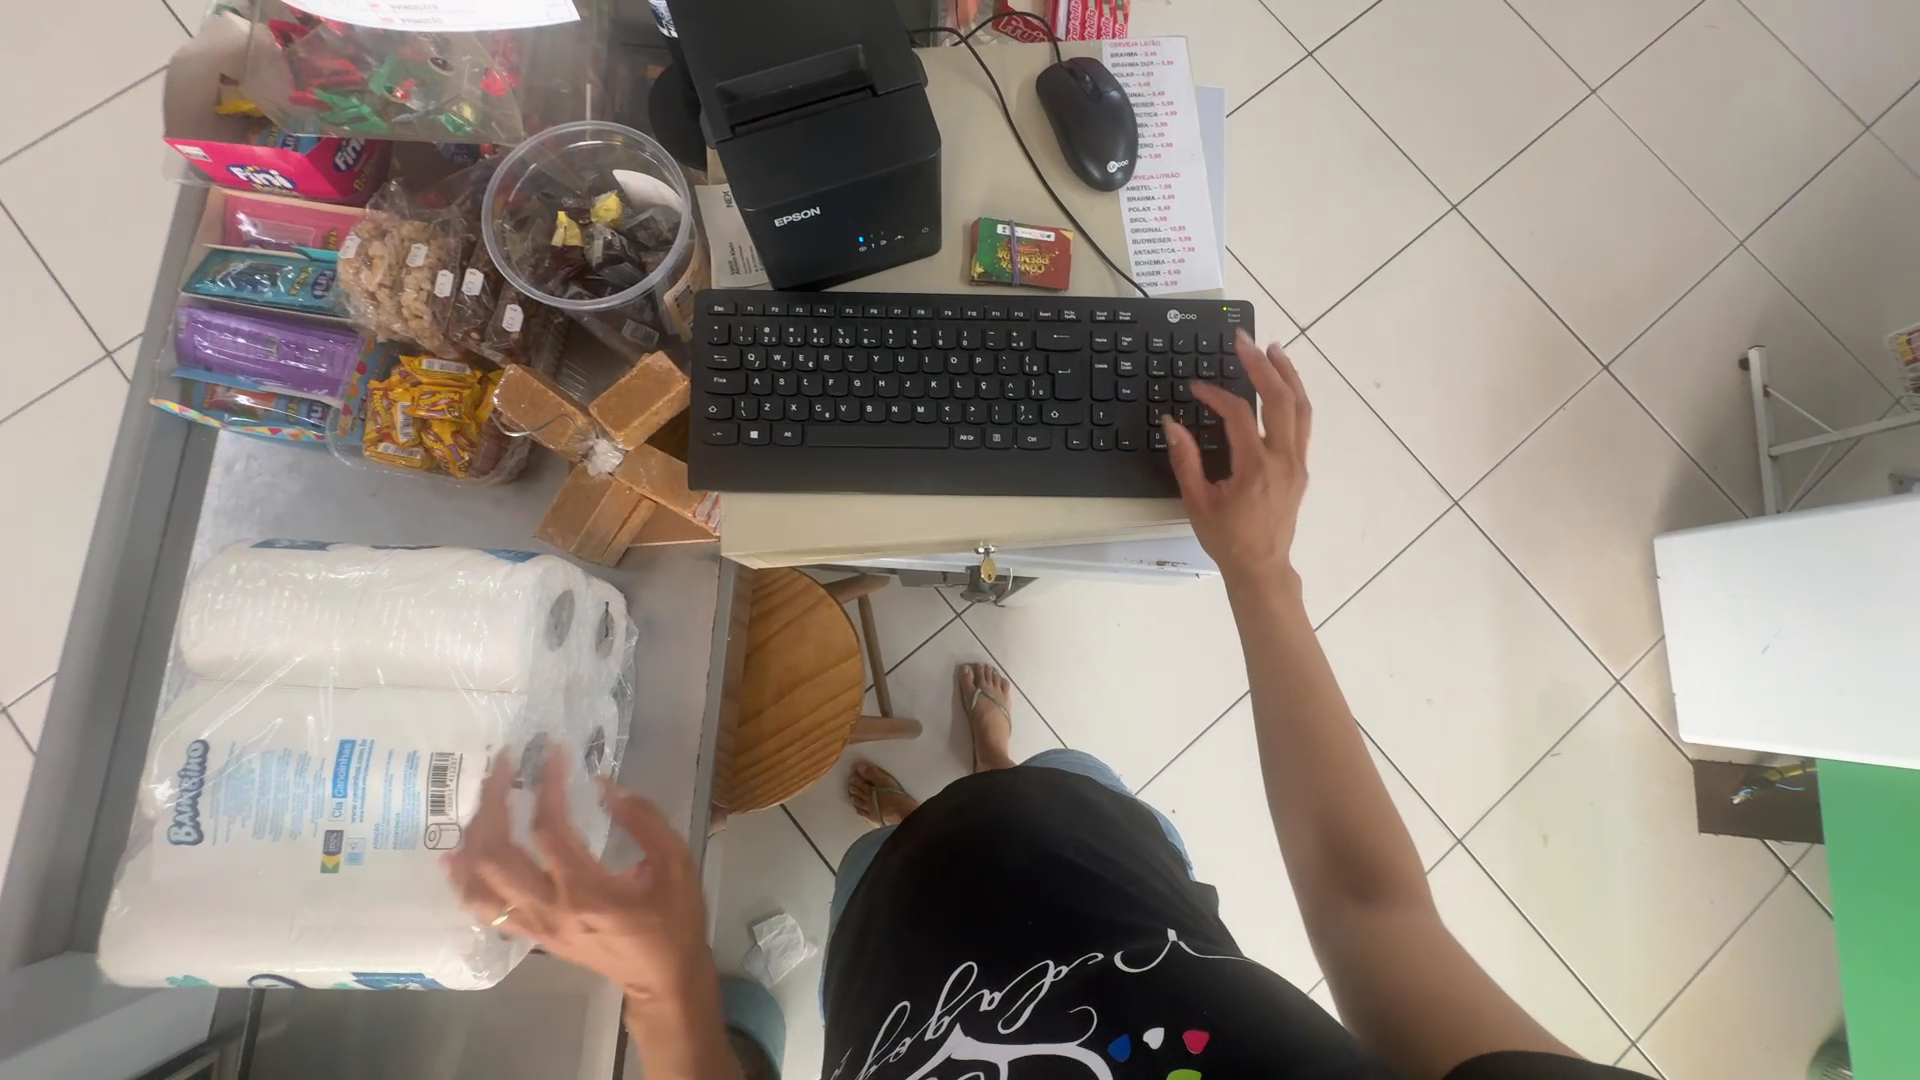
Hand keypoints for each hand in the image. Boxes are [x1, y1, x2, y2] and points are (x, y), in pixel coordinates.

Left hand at [442, 747, 715, 1012]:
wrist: (663, 977)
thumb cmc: (674, 917)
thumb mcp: (677, 861)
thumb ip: (644, 820)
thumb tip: (606, 785)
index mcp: (586, 891)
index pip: (549, 830)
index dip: (547, 786)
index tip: (552, 753)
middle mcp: (549, 910)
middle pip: (496, 855)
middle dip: (492, 804)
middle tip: (502, 765)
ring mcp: (534, 927)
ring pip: (478, 885)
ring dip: (472, 838)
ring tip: (481, 801)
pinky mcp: (531, 936)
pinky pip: (484, 909)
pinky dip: (464, 880)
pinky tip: (458, 856)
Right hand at [1164, 332, 1312, 586]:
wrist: (1261, 566)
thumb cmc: (1226, 538)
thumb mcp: (1198, 501)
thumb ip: (1186, 460)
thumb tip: (1172, 424)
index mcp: (1256, 469)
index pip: (1239, 416)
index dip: (1216, 395)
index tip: (1196, 387)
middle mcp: (1284, 460)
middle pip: (1280, 399)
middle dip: (1262, 366)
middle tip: (1243, 341)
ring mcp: (1298, 462)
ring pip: (1301, 406)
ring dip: (1287, 374)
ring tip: (1272, 349)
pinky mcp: (1301, 466)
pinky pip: (1303, 422)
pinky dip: (1294, 396)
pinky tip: (1284, 383)